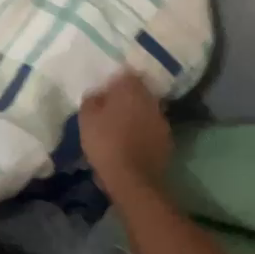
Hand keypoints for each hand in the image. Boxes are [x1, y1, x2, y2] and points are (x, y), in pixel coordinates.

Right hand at [79, 70, 172, 200]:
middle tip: (111, 108)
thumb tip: (98, 94)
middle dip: (127, 98)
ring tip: (122, 126)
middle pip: (139, 92)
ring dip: (137, 115)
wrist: (132, 179)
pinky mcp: (167, 140)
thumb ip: (92, 100)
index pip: (126, 74)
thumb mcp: (86, 119)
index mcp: (131, 90)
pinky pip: (152, 129)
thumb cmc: (105, 143)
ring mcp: (162, 120)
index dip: (115, 81)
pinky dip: (144, 132)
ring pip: (147, 110)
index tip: (105, 91)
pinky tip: (132, 142)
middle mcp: (151, 100)